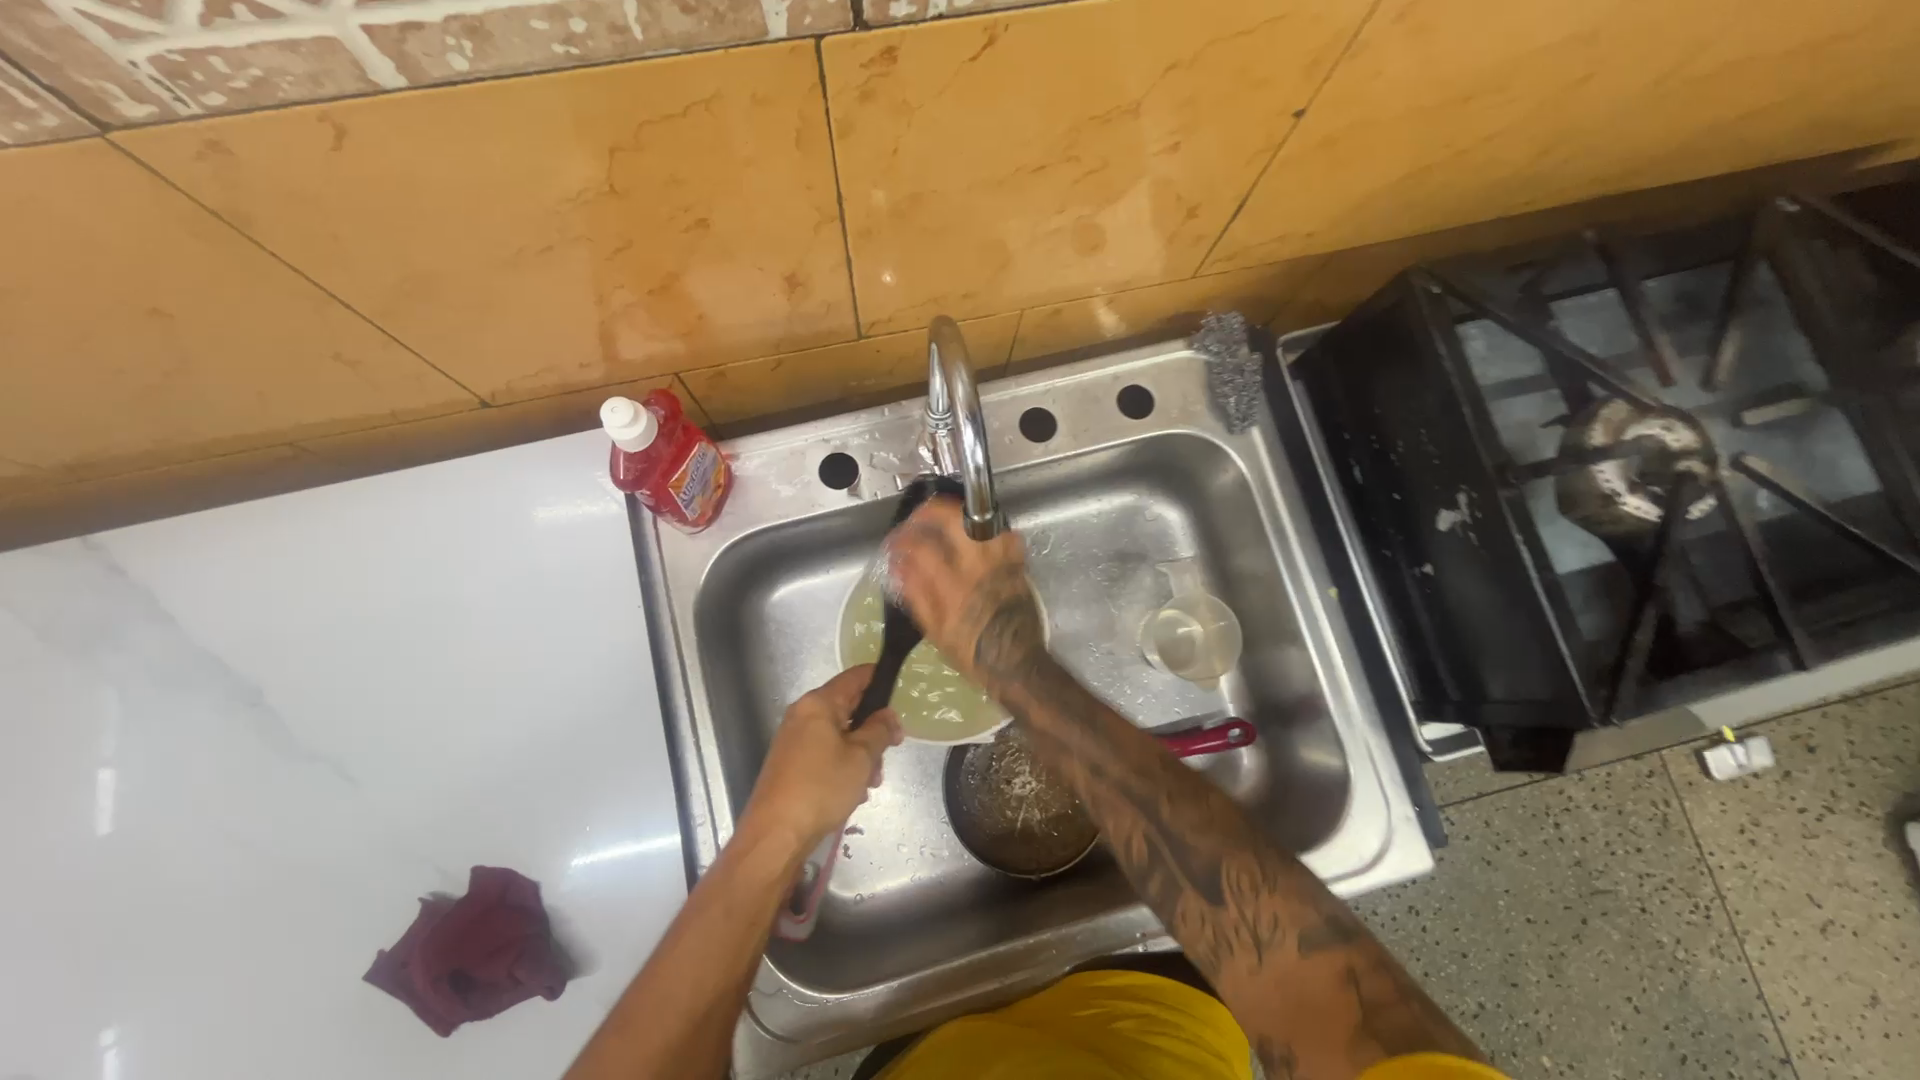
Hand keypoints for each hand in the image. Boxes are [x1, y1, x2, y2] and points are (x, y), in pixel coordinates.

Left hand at [740, 665, 903, 854]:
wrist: (776, 834)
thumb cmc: (821, 788)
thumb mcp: (861, 758)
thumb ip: (879, 730)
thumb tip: (888, 715)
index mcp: (818, 704)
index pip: (854, 677)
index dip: (879, 679)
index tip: (902, 694)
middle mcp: (802, 716)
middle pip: (848, 709)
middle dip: (873, 729)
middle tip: (892, 750)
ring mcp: (794, 741)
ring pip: (839, 736)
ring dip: (861, 754)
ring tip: (872, 782)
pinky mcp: (791, 764)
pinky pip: (826, 754)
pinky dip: (844, 766)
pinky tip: (854, 791)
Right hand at [886, 498, 1045, 695]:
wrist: (1016, 664)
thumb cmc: (973, 652)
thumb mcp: (935, 630)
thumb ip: (916, 594)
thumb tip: (898, 566)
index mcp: (952, 586)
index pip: (921, 546)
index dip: (903, 538)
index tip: (895, 541)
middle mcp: (977, 568)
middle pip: (953, 519)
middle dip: (931, 512)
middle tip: (920, 518)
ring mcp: (1001, 562)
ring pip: (981, 521)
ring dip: (960, 517)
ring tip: (947, 523)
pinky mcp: (1018, 565)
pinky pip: (1006, 535)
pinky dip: (990, 531)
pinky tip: (979, 539)